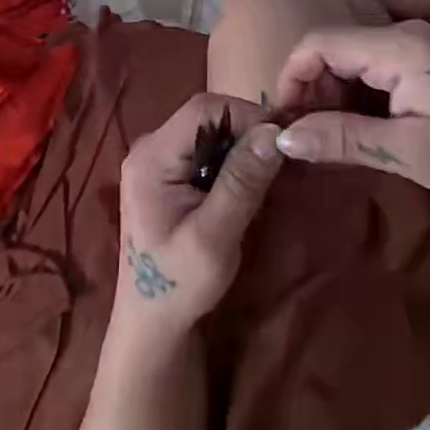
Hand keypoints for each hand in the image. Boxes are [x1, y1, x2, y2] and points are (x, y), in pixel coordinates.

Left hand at [114, 94, 283, 339]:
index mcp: (152, 157)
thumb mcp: (215, 236)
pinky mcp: (165, 174)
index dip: (246, 115)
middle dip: (246, 131)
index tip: (281, 142)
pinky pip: (202, 150)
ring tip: (268, 173)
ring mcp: (155, 160)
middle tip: (279, 160)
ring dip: (240, 147)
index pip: (203, 109)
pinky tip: (246, 184)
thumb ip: (242, 183)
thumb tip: (274, 133)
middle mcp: (149, 148)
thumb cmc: (179, 284)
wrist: (151, 320)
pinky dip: (228, 160)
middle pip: (205, 116)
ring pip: (207, 131)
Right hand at [271, 21, 429, 204]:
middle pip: (330, 45)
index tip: (284, 120)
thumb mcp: (410, 153)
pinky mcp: (420, 58)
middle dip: (308, 88)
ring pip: (346, 55)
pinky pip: (367, 64)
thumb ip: (343, 139)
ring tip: (323, 134)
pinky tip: (351, 124)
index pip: (320, 42)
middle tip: (303, 134)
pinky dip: (349, 92)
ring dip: (327, 92)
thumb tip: (283, 139)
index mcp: (401, 47)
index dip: (291, 78)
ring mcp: (413, 43)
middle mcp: (403, 33)